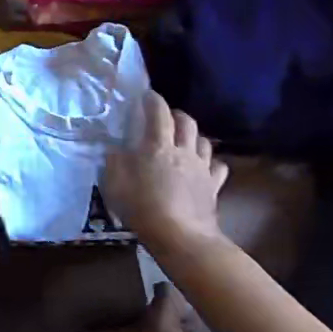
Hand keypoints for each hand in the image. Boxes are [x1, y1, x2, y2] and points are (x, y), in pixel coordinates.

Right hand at [103, 92, 229, 248]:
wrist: (181, 236)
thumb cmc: (143, 206)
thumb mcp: (114, 183)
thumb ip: (114, 162)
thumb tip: (116, 150)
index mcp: (158, 145)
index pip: (159, 112)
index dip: (153, 100)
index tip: (147, 95)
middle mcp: (184, 150)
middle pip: (187, 122)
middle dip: (176, 114)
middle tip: (166, 117)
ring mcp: (202, 168)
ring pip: (204, 141)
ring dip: (194, 136)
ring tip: (185, 140)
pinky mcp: (214, 186)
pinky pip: (217, 166)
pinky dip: (210, 162)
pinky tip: (203, 167)